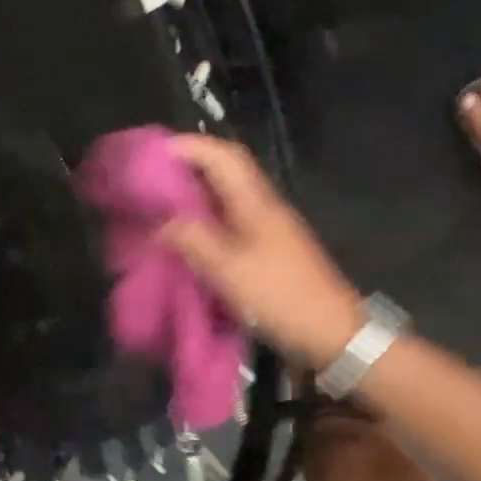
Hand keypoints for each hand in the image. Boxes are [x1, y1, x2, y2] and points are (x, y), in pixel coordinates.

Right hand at [161, 134, 365, 367]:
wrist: (332, 333)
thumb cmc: (280, 296)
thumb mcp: (229, 270)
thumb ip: (193, 240)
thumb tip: (162, 220)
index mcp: (256, 202)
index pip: (223, 156)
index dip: (189, 147)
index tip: (152, 154)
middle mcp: (264, 206)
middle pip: (225, 172)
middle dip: (187, 169)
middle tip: (148, 180)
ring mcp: (269, 228)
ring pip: (227, 198)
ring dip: (195, 195)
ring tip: (160, 206)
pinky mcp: (269, 250)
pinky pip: (232, 222)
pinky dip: (207, 221)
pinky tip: (188, 237)